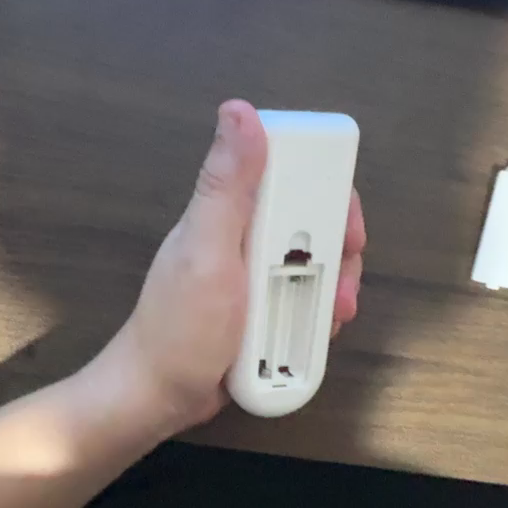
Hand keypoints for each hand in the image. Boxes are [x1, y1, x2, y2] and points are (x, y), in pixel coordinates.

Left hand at [93, 99, 366, 434]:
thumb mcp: (206, 254)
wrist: (160, 396)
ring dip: (333, 291)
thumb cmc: (181, 328)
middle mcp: (242, 240)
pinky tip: (318, 336)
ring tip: (337, 318)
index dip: (328, 195)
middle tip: (346, 288)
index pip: (291, 180)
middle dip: (339, 254)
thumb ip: (226, 188)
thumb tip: (239, 111)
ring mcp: (250, 280)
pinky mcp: (257, 315)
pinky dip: (315, 317)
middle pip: (311, 228)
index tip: (346, 229)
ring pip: (312, 269)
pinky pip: (301, 304)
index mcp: (228, 214)